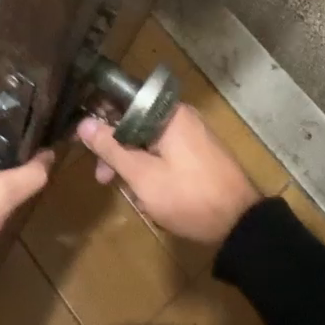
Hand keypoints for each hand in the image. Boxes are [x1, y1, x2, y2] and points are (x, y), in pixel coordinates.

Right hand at [76, 106, 258, 245]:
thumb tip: (84, 123)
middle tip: (101, 177)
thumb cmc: (188, 196)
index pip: (124, 100)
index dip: (101, 118)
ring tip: (125, 191)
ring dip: (132, 161)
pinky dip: (151, 166)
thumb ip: (112, 148)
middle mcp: (181, 116)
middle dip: (115, 148)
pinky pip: (166, 150)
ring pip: (149, 139)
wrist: (240, 224)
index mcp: (168, 113)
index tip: (84, 141)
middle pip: (136, 121)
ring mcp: (193, 134)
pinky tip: (146, 191)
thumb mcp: (142, 176)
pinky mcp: (200, 152)